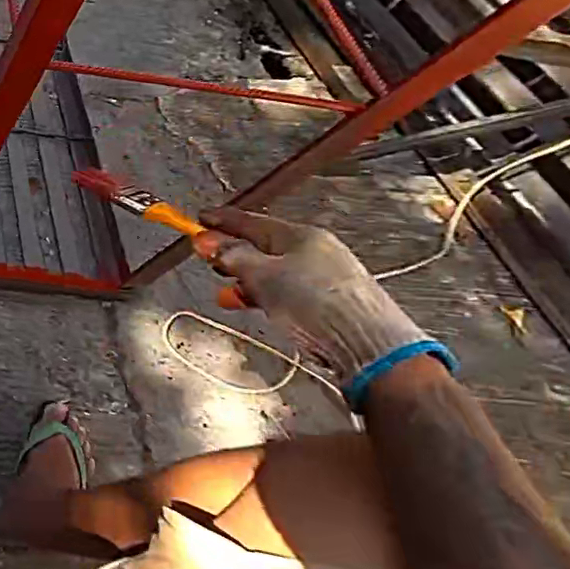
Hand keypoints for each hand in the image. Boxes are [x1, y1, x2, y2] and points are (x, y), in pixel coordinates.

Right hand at [193, 208, 433, 383]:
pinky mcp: (333, 301)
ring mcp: (327, 276)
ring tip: (229, 293)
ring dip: (247, 279)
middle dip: (232, 254)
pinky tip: (256, 305)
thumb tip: (206, 240)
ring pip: (273, 270)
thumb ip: (229, 255)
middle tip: (209, 260)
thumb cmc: (314, 304)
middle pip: (262, 246)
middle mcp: (317, 250)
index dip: (221, 220)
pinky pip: (288, 289)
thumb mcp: (260, 274)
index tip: (198, 219)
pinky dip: (266, 294)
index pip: (251, 221)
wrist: (371, 349)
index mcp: (301, 235)